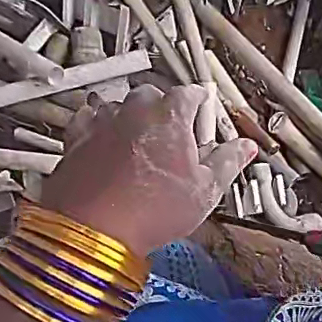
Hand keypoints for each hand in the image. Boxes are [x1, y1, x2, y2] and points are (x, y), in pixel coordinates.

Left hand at [43, 84, 255, 256]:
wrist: (93, 228)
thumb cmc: (149, 211)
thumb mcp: (205, 191)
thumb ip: (228, 162)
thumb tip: (244, 148)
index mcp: (170, 114)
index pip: (191, 93)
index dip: (200, 103)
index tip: (202, 110)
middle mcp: (134, 109)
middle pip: (153, 96)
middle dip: (164, 110)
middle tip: (173, 136)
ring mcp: (102, 121)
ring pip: (120, 106)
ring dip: (130, 118)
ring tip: (139, 144)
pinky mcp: (77, 137)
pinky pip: (88, 120)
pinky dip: (98, 126)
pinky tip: (103, 142)